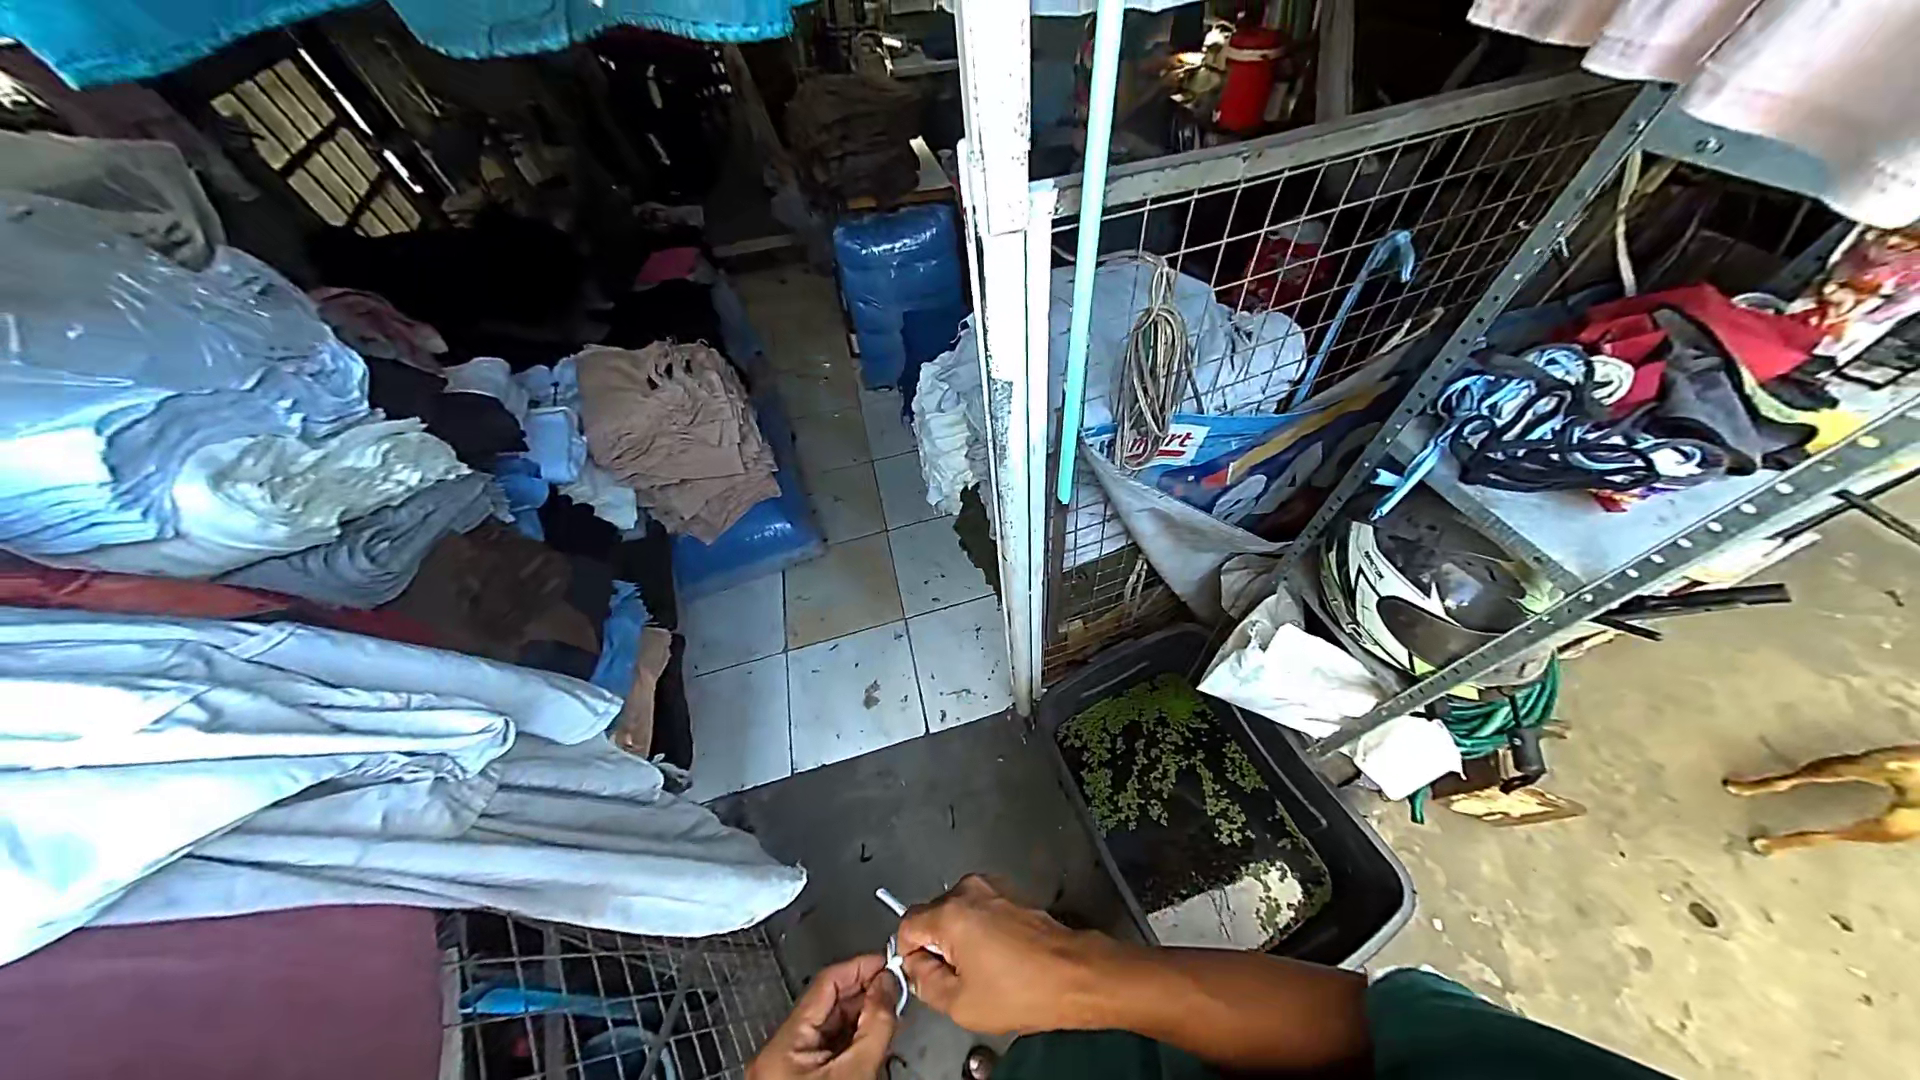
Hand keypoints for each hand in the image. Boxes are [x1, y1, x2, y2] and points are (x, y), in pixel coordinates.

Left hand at [747, 955, 898, 1079]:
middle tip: (894, 990)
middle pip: (829, 1004)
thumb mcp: (855, 1071)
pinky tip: (875, 1037)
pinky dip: (855, 1040)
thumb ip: (875, 1023)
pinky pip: (830, 1048)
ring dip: (863, 1017)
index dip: (859, 968)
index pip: (825, 983)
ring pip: (831, 1026)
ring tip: (890, 1015)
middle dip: (865, 994)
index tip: (887, 963)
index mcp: (782, 1045)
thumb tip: (888, 983)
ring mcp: (788, 1068)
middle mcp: (779, 1052)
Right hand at [894, 874, 1130, 1035]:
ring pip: (956, 912)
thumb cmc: (1021, 990)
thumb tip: (915, 966)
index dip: (910, 953)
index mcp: (950, 912)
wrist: (1072, 973)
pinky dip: (980, 929)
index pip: (907, 924)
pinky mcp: (1008, 892)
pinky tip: (999, 956)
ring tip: (984, 968)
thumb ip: (924, 982)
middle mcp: (968, 889)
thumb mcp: (960, 1004)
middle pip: (932, 915)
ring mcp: (990, 887)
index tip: (925, 974)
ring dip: (959, 938)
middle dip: (936, 945)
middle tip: (958, 978)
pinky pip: (978, 909)